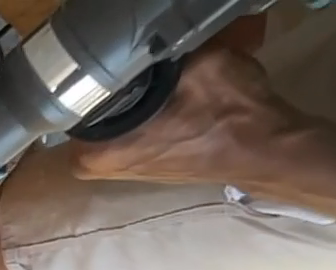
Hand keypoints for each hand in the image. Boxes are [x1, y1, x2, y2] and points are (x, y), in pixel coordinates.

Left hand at [71, 49, 305, 188]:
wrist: (260, 148)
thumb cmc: (228, 113)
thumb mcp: (200, 64)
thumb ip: (165, 52)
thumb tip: (148, 37)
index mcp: (89, 152)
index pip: (75, 103)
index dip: (97, 74)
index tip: (114, 55)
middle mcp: (88, 164)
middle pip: (92, 109)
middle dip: (115, 85)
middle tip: (145, 62)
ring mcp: (107, 165)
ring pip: (110, 116)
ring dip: (132, 94)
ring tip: (156, 74)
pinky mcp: (129, 160)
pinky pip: (125, 125)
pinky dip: (142, 107)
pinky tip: (161, 91)